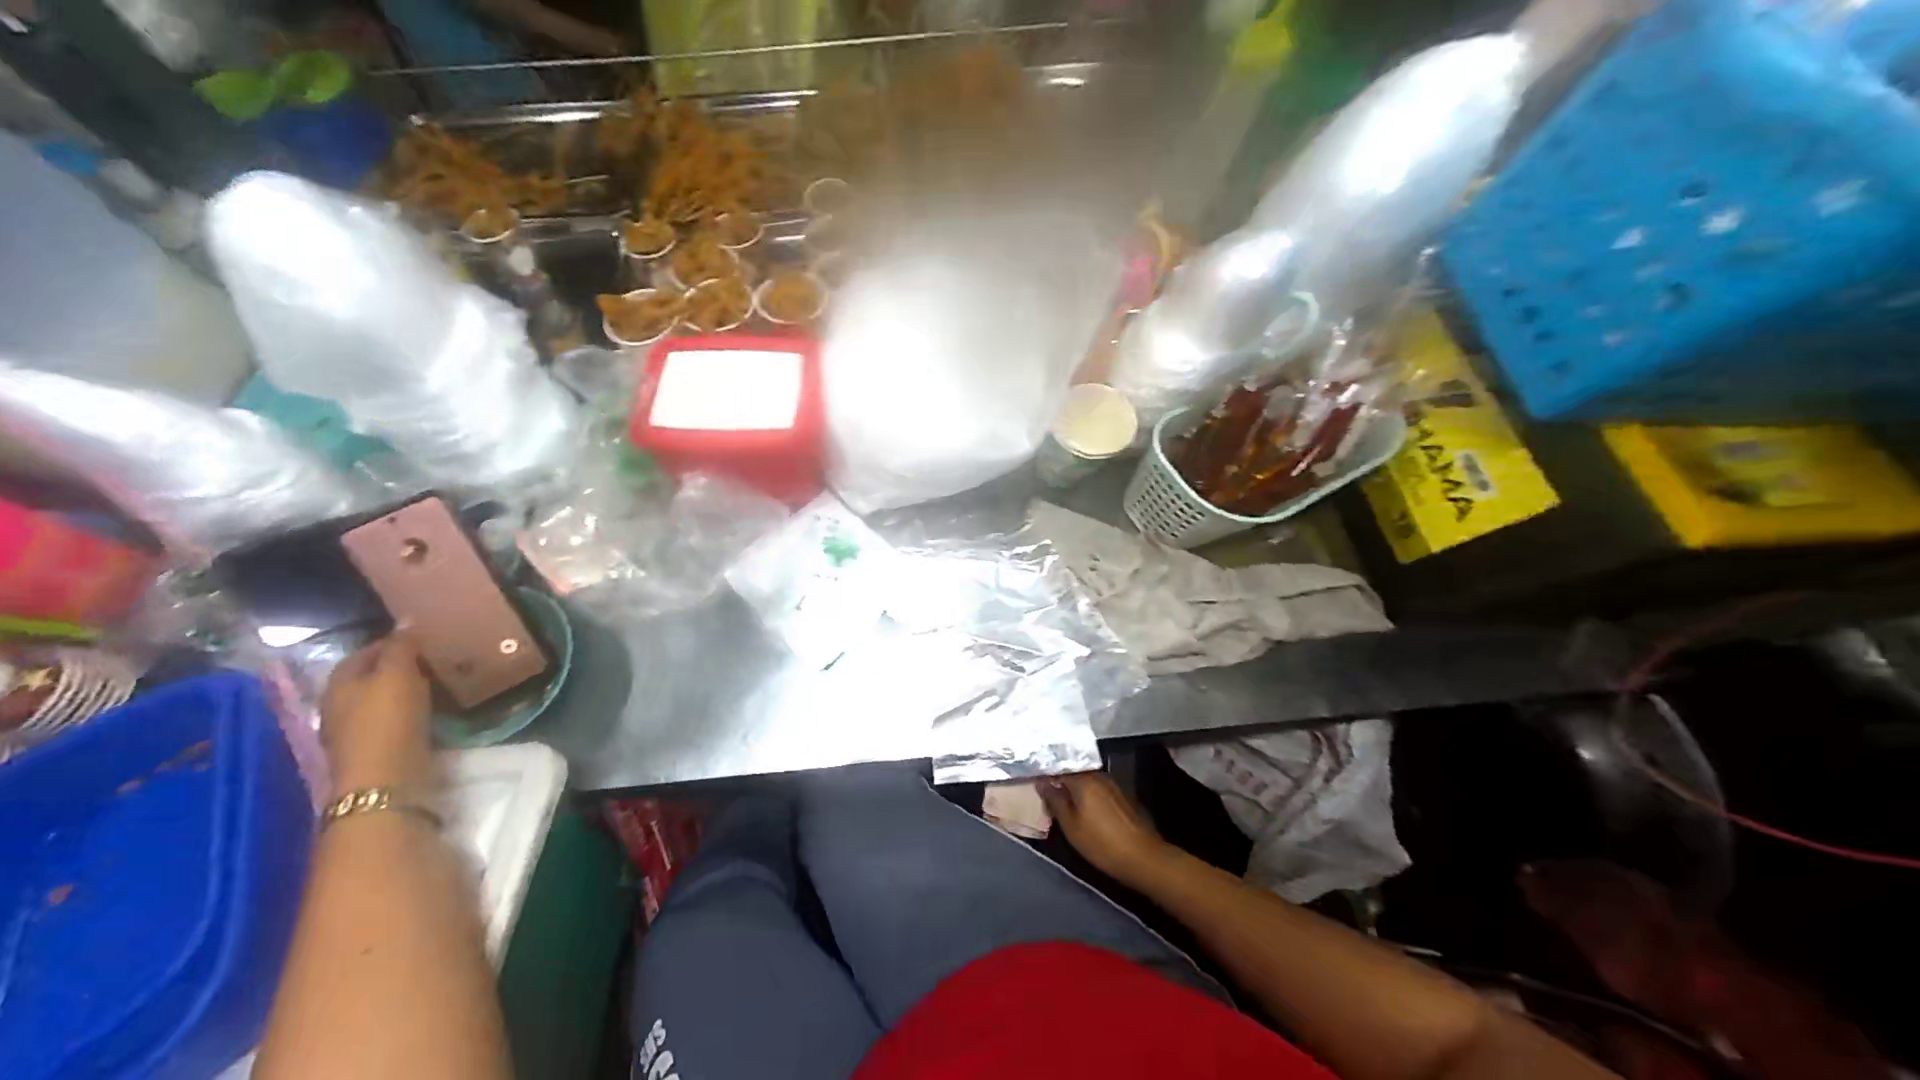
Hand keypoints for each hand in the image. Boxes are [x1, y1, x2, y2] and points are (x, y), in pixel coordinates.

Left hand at [321, 634, 434, 795]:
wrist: (385, 781)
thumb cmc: (387, 721)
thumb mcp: (397, 676)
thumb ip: (401, 647)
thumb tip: (406, 620)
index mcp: (339, 682)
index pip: (365, 651)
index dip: (393, 641)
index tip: (425, 637)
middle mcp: (340, 704)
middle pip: (372, 676)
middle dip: (400, 666)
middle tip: (436, 658)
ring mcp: (355, 730)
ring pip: (383, 698)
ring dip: (407, 689)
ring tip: (439, 681)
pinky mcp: (376, 749)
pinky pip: (395, 718)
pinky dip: (412, 709)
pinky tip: (432, 708)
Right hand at [1040, 771, 1174, 884]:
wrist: (1143, 857)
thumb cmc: (1101, 843)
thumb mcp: (1071, 826)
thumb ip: (1055, 801)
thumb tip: (1042, 782)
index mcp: (1083, 779)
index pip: (1057, 768)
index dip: (1044, 775)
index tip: (1032, 783)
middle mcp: (1098, 775)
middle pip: (1072, 772)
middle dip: (1058, 780)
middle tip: (1045, 794)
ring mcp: (1112, 784)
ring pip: (1085, 780)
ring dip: (1073, 788)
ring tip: (1061, 801)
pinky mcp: (1121, 796)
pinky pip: (1097, 788)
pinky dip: (1086, 794)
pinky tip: (1082, 807)